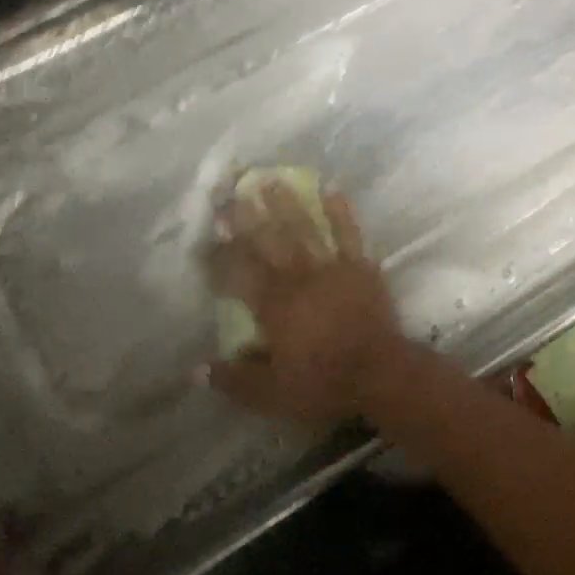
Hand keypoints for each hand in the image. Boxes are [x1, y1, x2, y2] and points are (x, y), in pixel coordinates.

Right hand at [207, 181, 404, 424]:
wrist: (379, 372)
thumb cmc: (322, 383)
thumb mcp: (270, 393)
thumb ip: (233, 379)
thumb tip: (196, 370)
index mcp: (273, 305)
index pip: (238, 273)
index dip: (220, 254)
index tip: (207, 235)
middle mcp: (298, 278)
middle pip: (269, 241)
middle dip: (248, 216)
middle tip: (232, 190)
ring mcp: (332, 267)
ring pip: (305, 228)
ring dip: (287, 203)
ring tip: (271, 180)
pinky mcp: (360, 267)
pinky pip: (348, 233)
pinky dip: (340, 211)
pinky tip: (332, 189)